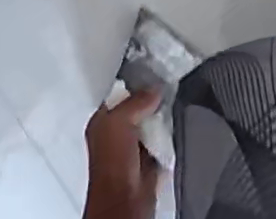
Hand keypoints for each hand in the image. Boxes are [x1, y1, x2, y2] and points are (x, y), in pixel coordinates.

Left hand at [83, 88, 161, 218]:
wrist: (125, 201)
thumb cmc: (113, 161)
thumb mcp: (120, 121)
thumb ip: (136, 101)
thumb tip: (155, 88)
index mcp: (102, 122)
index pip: (119, 95)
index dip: (135, 85)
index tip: (153, 75)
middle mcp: (115, 133)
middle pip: (136, 109)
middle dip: (150, 101)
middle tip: (167, 87)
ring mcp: (132, 148)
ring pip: (149, 124)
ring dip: (160, 118)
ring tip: (173, 103)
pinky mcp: (148, 162)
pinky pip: (160, 141)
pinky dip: (167, 136)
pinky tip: (174, 126)